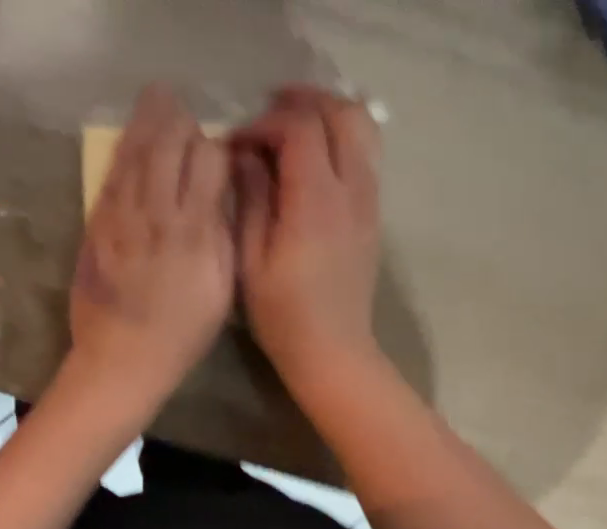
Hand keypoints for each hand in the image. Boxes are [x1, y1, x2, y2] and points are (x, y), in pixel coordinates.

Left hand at [62, 85, 233, 411]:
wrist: (120, 363)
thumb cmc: (180, 335)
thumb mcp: (220, 288)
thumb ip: (221, 235)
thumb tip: (221, 195)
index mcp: (194, 231)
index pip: (208, 160)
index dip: (214, 146)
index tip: (216, 150)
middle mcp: (157, 216)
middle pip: (168, 147)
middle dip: (177, 121)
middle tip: (181, 108)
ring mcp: (120, 222)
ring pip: (134, 158)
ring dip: (146, 126)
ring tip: (155, 101)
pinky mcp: (94, 233)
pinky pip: (109, 183)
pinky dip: (120, 157)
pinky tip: (128, 143)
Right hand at [232, 86, 383, 385]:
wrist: (332, 348)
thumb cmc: (281, 313)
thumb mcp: (250, 260)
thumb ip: (251, 200)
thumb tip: (244, 156)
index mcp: (315, 201)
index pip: (299, 129)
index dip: (264, 124)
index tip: (234, 142)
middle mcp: (351, 188)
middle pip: (341, 113)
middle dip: (301, 103)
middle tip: (264, 112)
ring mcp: (368, 197)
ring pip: (362, 125)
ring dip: (326, 113)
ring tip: (291, 123)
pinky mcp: (372, 210)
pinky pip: (366, 150)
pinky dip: (340, 135)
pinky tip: (311, 153)